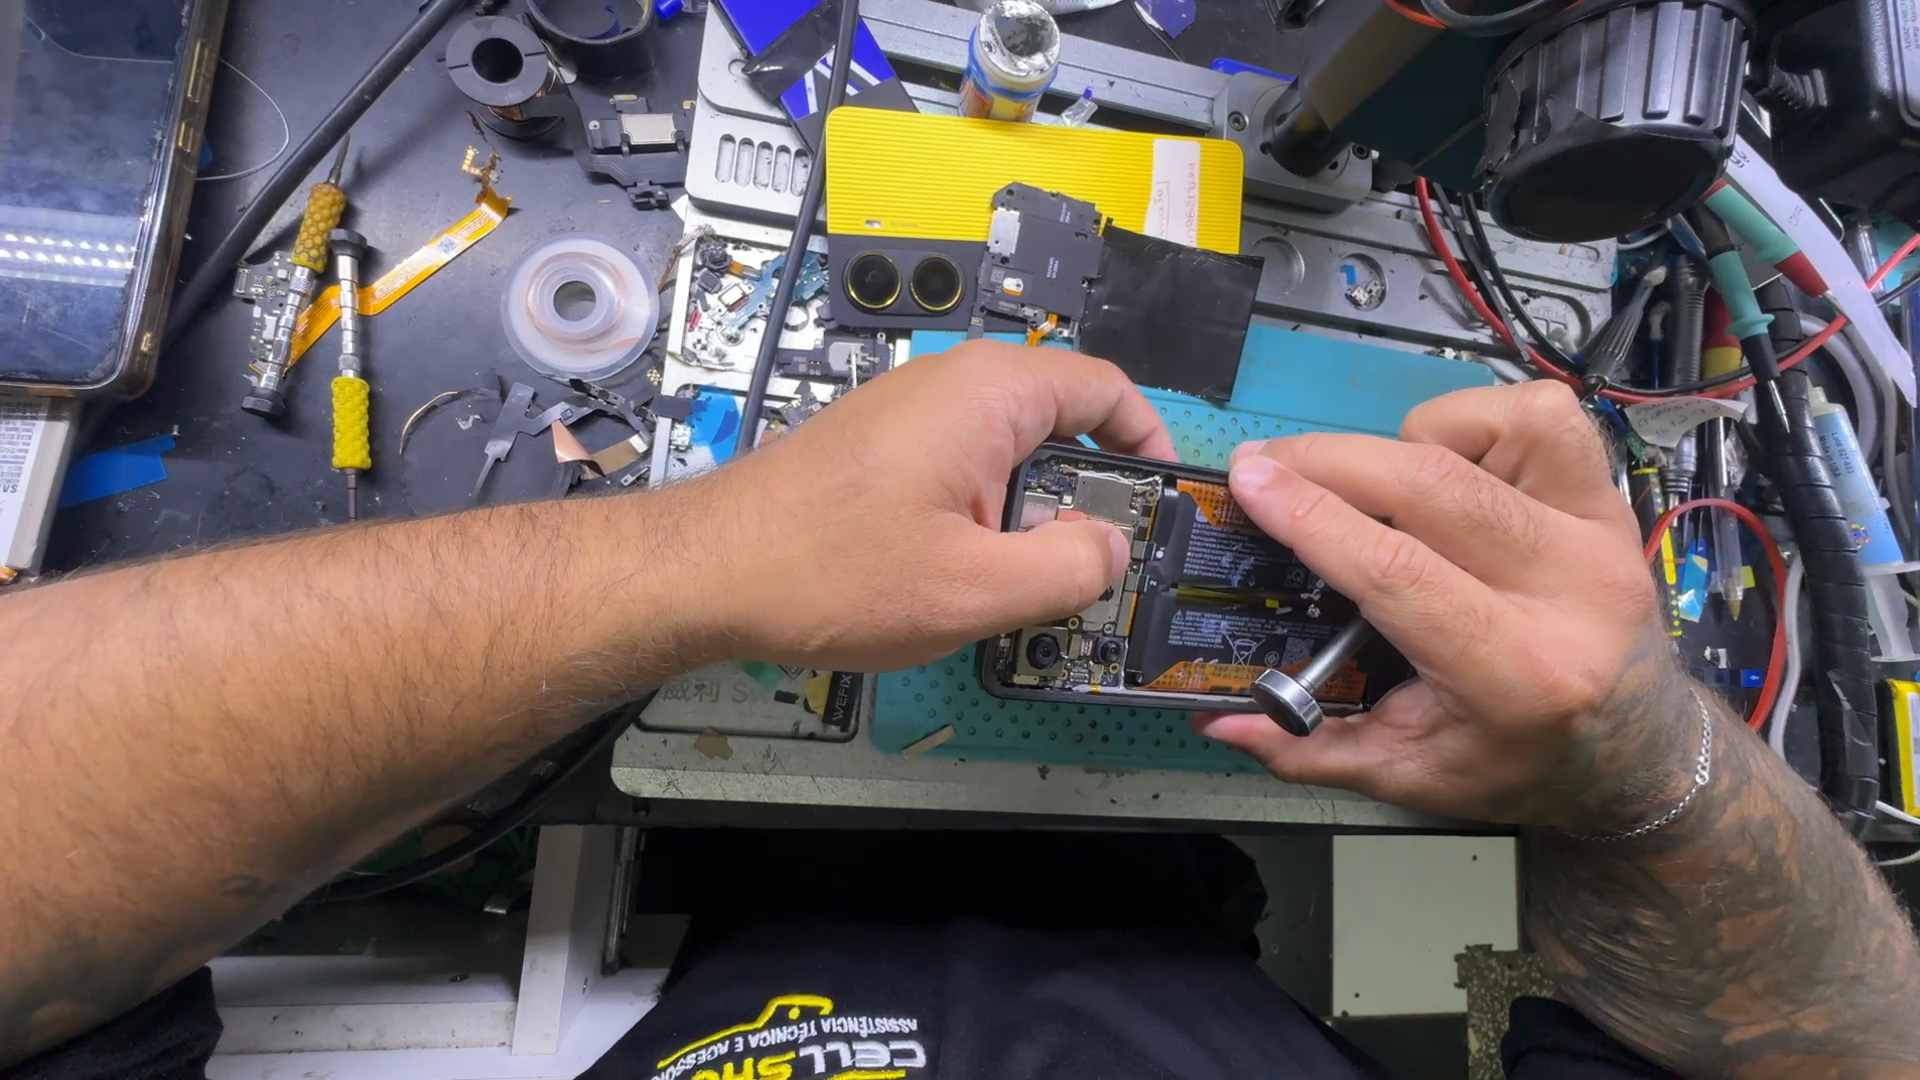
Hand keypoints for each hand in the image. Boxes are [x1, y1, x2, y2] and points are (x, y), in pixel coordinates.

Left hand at [688, 341, 1174, 671]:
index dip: (1148, 441)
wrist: (709, 572)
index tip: (1160, 500)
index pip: (1106, 388)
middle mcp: (951, 385)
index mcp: (989, 394)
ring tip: (1012, 578)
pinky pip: (963, 469)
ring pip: (1009, 455)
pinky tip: (961, 569)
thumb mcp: (976, 588)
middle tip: (1083, 565)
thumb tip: (1111, 547)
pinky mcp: (883, 446)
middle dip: (1084, 494)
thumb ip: (1070, 568)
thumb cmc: (834, 573)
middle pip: (1058, 424)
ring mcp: (911, 413)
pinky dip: (983, 516)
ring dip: (1029, 515)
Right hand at [1198, 381, 1696, 830]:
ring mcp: (1599, 534)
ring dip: (1401, 439)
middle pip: (1431, 485)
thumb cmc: (1510, 762)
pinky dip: (1467, 422)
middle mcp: (1568, 590)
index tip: (1247, 482)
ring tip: (1364, 479)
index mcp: (1511, 672)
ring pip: (1490, 432)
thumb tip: (1211, 719)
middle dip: (1326, 458)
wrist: (1639, 754)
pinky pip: (1538, 418)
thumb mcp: (1402, 775)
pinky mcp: (1608, 501)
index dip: (1312, 516)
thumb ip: (1303, 749)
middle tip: (1259, 463)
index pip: (1396, 570)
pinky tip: (1434, 462)